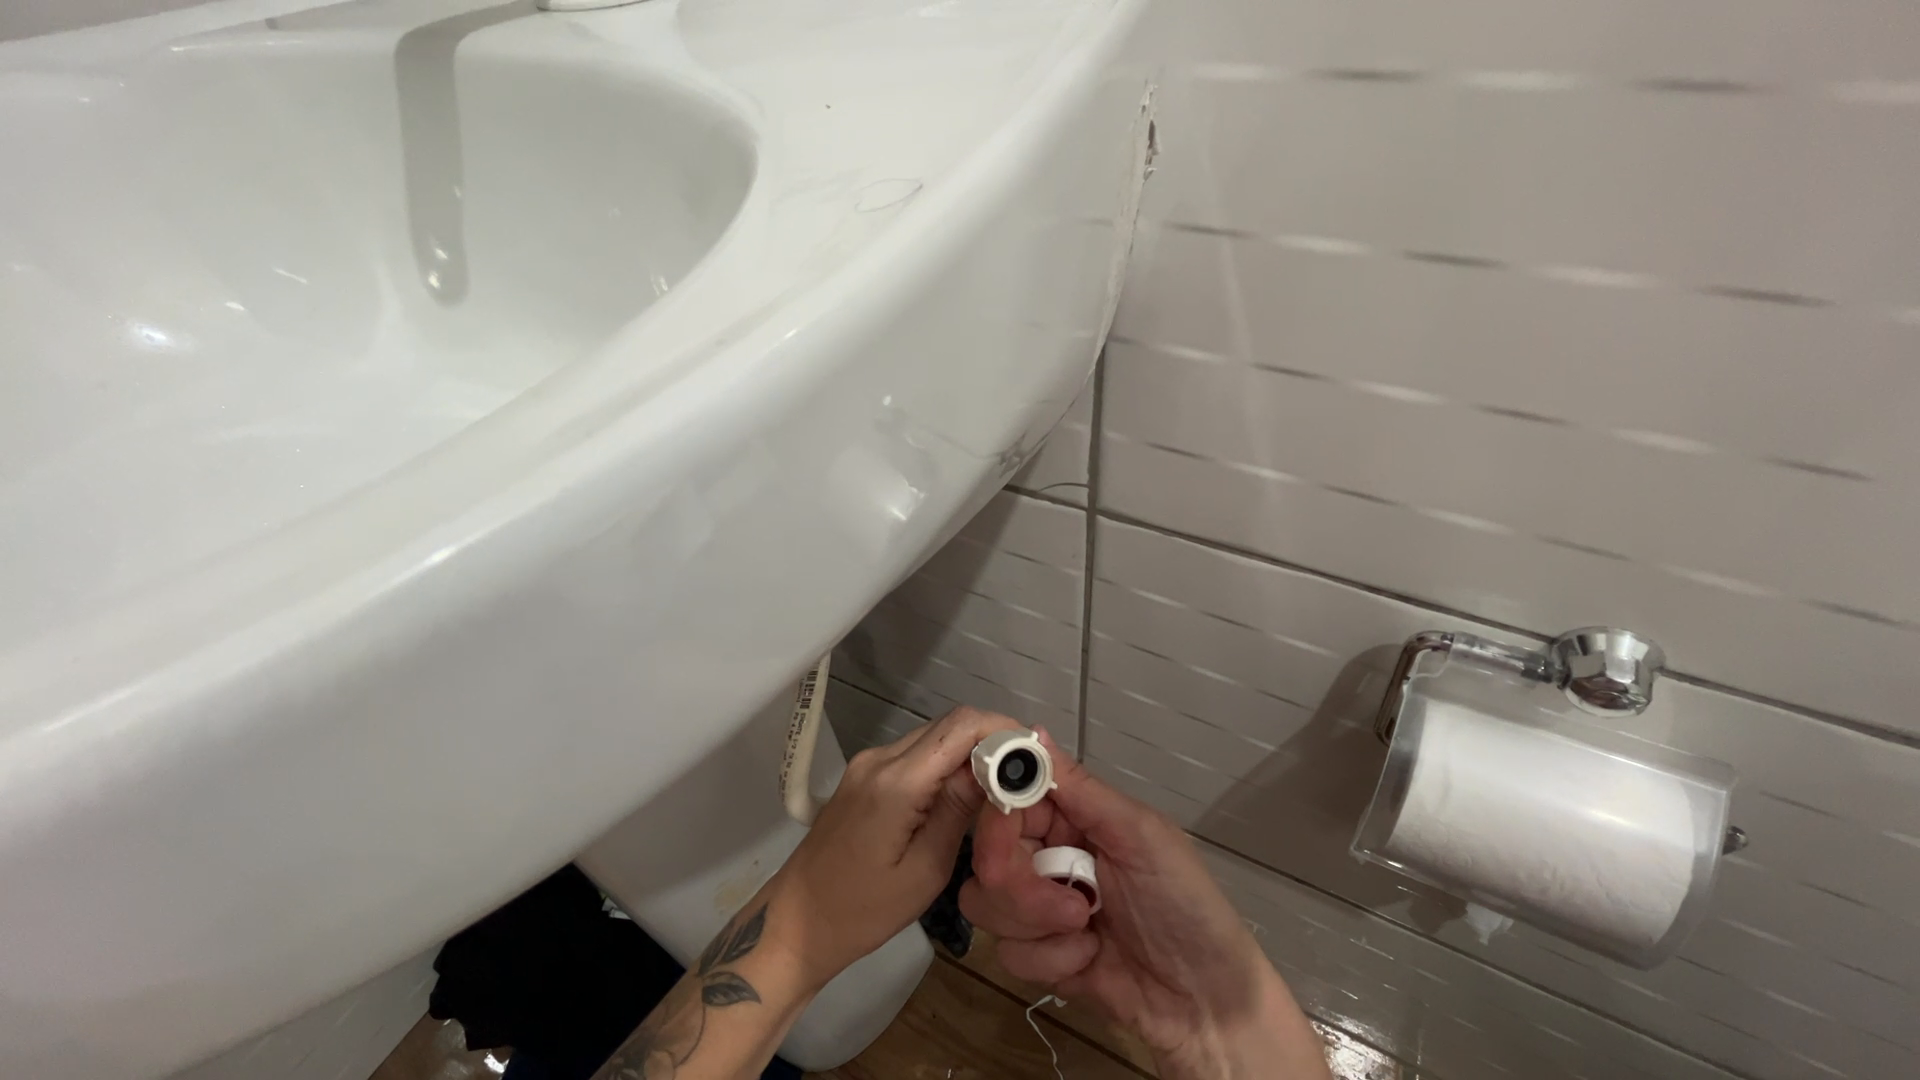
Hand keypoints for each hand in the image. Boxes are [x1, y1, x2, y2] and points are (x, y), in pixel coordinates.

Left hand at [765, 706, 1024, 988]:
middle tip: (1025, 775)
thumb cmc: (862, 911)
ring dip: (970, 751)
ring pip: (934, 736)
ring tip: (1002, 787)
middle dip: (992, 740)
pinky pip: (916, 754)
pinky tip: (964, 792)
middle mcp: (880, 759)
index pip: (961, 726)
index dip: (1003, 729)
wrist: (796, 921)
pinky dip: (946, 763)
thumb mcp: (926, 870)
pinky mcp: (864, 775)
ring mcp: (868, 764)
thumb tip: (998, 767)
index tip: (1034, 755)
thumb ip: (959, 810)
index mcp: (896, 781)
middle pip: (949, 725)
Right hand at [961, 731, 1330, 1079]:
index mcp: (1071, 815)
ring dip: (1038, 925)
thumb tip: (1031, 730)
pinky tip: (1090, 961)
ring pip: (985, 902)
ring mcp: (1038, 906)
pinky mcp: (1036, 954)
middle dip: (1023, 888)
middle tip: (1078, 906)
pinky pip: (1006, 952)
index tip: (1007, 842)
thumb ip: (1080, 789)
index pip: (1006, 801)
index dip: (996, 820)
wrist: (1207, 1002)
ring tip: (1089, 932)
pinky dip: (1051, 961)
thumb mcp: (1141, 836)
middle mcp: (1047, 853)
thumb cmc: (1186, 904)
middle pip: (987, 856)